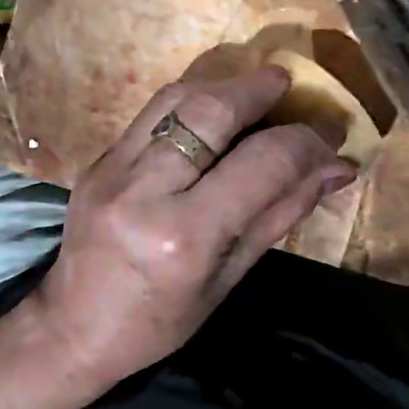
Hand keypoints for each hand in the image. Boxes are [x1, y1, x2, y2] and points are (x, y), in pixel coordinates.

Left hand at [38, 66, 356, 384]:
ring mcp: (110, 170)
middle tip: (288, 85)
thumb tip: (335, 166)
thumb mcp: (228, 278)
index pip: (261, 162)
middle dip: (257, 89)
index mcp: (183, 234)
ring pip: (171, 100)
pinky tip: (207, 119)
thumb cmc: (158, 320)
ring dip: (218, 88)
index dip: (305, 141)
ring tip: (251, 93)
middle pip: (208, 111)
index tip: (328, 136)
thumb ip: (279, 214)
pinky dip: (184, 107)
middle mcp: (143, 190)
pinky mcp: (94, 162)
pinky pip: (146, 117)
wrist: (74, 323)